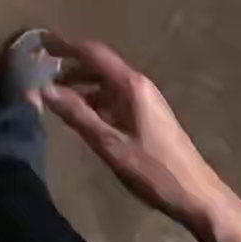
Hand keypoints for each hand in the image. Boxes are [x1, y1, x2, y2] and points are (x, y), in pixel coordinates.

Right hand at [40, 35, 240, 241]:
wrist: (199, 198)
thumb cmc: (154, 169)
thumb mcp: (110, 144)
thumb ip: (77, 114)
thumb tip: (44, 89)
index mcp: (130, 84)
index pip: (92, 52)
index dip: (65, 45)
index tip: (41, 43)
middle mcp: (137, 83)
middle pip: (98, 64)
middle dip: (69, 65)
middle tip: (43, 70)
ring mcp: (143, 98)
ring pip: (105, 81)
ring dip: (80, 84)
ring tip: (56, 96)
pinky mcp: (146, 114)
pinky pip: (113, 96)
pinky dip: (93, 99)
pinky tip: (82, 115)